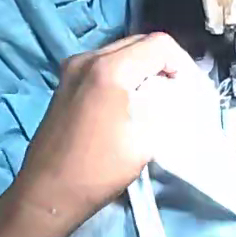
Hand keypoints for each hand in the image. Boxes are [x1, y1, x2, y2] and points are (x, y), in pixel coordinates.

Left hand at [6, 32, 198, 236]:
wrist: (47, 193)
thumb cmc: (97, 171)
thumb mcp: (145, 142)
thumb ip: (164, 110)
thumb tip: (175, 98)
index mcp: (109, 70)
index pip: (159, 45)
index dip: (181, 63)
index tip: (188, 88)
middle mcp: (86, 60)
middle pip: (137, 43)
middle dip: (162, 64)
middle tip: (177, 92)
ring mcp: (71, 70)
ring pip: (119, 53)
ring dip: (142, 69)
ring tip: (155, 98)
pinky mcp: (64, 85)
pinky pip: (102, 67)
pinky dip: (122, 76)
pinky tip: (129, 103)